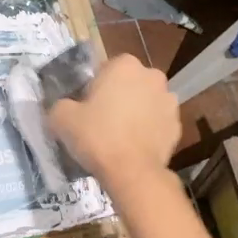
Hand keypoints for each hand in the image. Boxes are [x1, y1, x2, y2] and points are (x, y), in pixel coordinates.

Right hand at [47, 55, 179, 189]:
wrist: (131, 172)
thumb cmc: (97, 137)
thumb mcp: (62, 119)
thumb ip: (59, 106)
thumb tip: (62, 109)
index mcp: (125, 65)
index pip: (104, 70)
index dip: (93, 89)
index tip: (85, 109)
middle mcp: (152, 76)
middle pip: (128, 85)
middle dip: (117, 98)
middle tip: (100, 122)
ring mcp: (169, 101)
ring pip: (145, 103)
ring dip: (135, 114)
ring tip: (118, 138)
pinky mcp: (177, 125)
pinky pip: (157, 124)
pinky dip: (147, 132)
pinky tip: (133, 148)